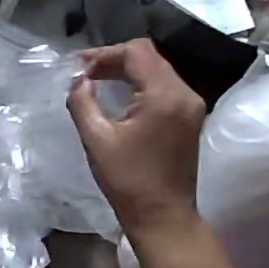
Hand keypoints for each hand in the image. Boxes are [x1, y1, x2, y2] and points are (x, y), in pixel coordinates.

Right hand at [67, 39, 206, 238]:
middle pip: (149, 58)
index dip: (105, 53)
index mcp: (164, 96)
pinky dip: (138, 84)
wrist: (163, 215)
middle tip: (82, 73)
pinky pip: (163, 87)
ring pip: (156, 71)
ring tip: (95, 81)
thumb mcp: (96, 139)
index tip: (78, 67)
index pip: (138, 52)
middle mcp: (184, 94)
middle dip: (114, 60)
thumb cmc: (127, 180)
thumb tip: (77, 80)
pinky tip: (117, 96)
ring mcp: (191, 106)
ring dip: (125, 71)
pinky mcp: (189, 118)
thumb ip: (82, 102)